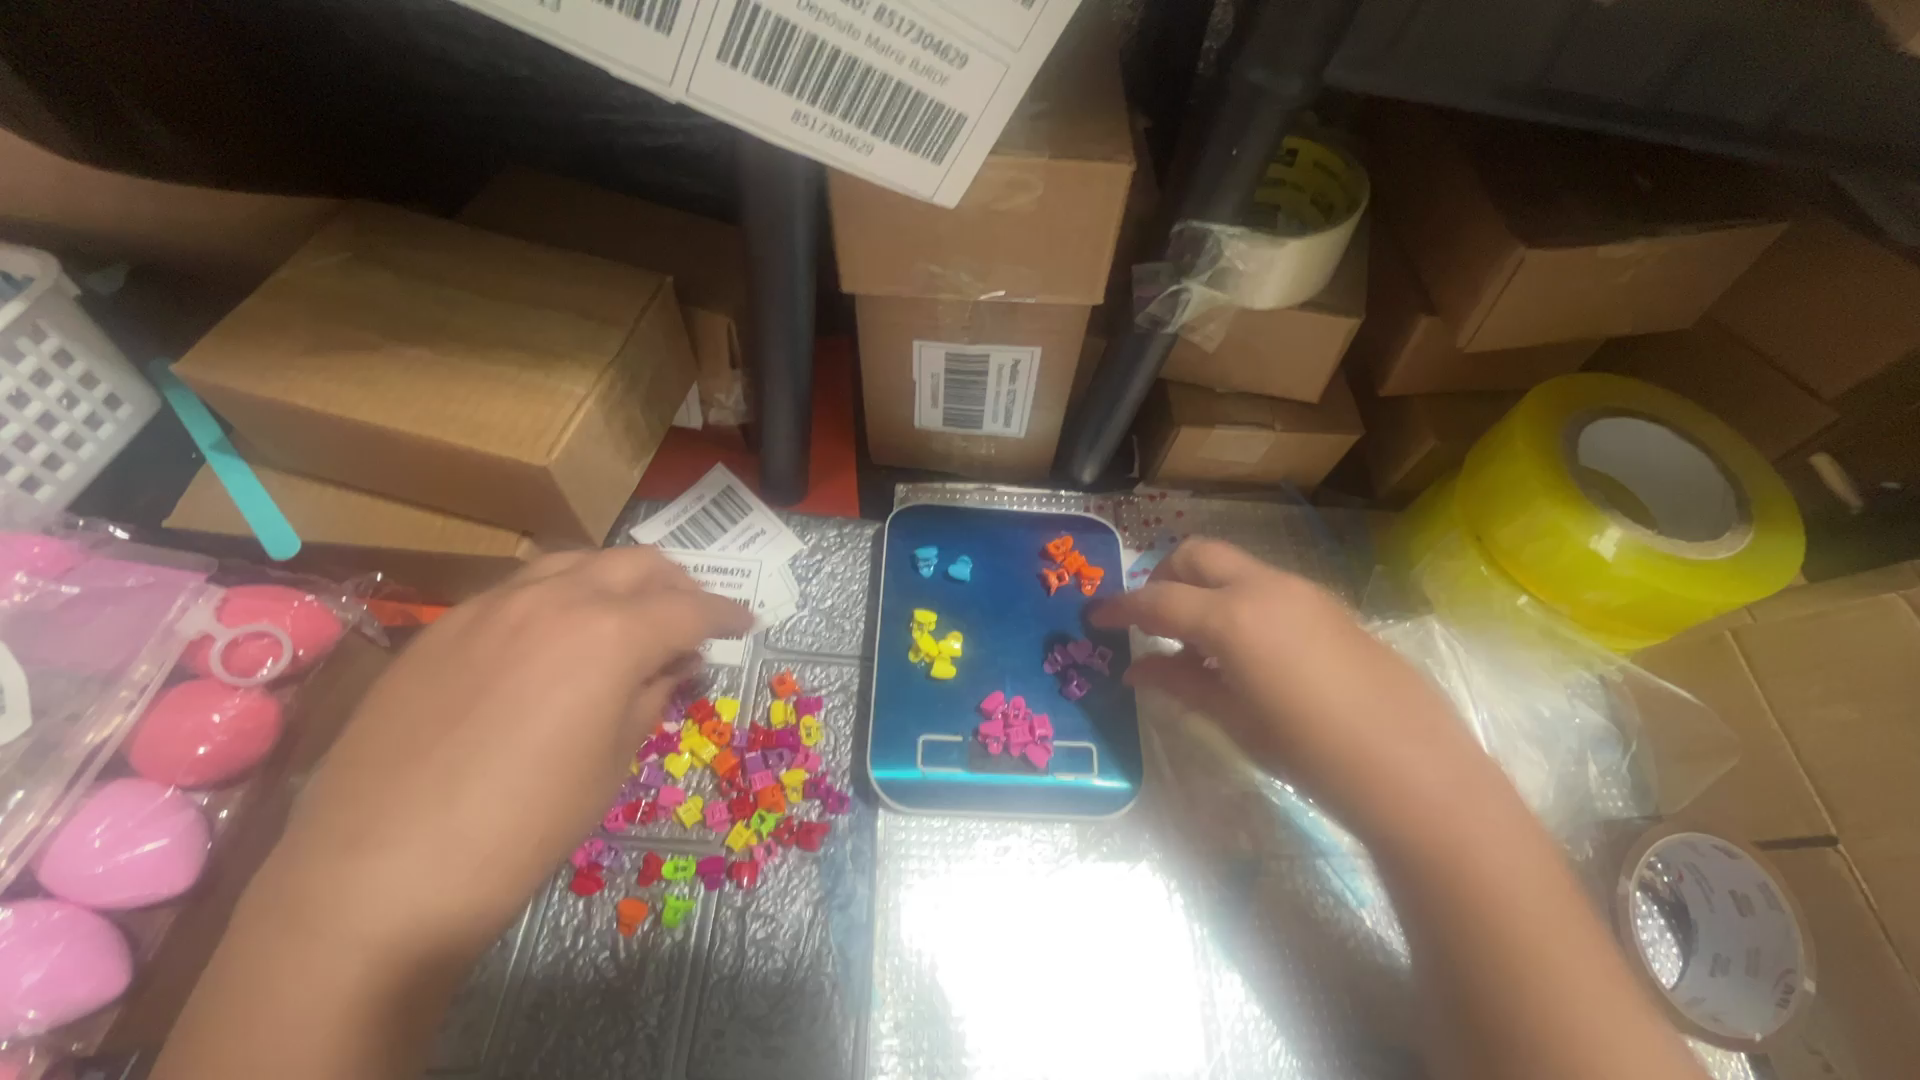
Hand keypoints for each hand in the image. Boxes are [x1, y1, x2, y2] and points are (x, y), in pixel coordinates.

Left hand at [255, 548, 751, 956]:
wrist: (375, 875)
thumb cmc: (522, 829)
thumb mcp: (611, 765)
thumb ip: (650, 697)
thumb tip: (676, 664)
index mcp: (610, 635)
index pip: (689, 609)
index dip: (726, 616)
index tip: (745, 624)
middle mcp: (555, 599)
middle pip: (636, 565)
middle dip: (676, 585)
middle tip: (691, 617)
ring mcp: (490, 606)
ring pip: (574, 562)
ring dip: (616, 580)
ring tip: (628, 615)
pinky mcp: (443, 626)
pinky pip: (520, 589)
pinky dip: (559, 597)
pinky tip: (555, 637)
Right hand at [1090, 538, 1496, 840]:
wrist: (1412, 768)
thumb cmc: (1309, 752)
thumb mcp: (1233, 719)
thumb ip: (1180, 682)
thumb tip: (1137, 667)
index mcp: (1231, 617)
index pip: (1157, 600)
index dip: (1120, 607)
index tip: (1094, 618)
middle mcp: (1264, 588)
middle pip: (1197, 556)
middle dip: (1163, 578)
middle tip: (1150, 622)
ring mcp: (1303, 592)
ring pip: (1234, 568)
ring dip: (1203, 590)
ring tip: (1198, 647)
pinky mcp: (1330, 606)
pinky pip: (1267, 587)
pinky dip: (1238, 602)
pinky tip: (1245, 654)